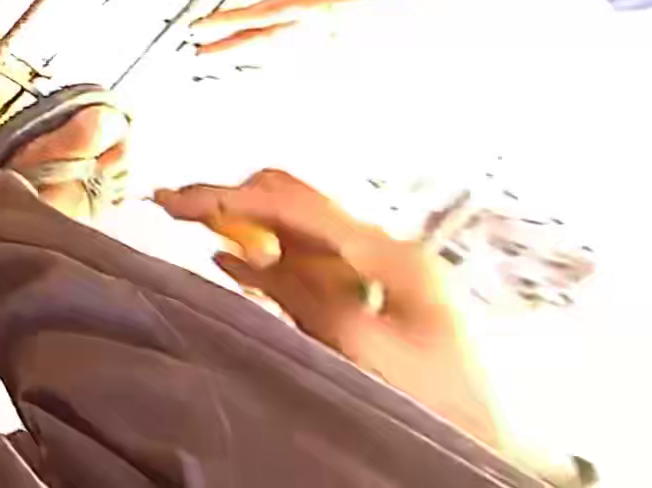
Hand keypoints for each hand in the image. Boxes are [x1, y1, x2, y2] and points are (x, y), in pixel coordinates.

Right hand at [156, 170, 501, 447]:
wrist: (482, 454)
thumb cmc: (432, 404)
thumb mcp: (366, 348)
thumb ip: (306, 292)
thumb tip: (246, 252)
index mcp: (385, 253)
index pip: (288, 205)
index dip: (225, 197)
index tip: (173, 201)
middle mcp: (372, 249)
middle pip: (285, 200)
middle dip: (225, 196)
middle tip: (170, 203)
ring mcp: (362, 270)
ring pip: (281, 222)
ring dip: (232, 218)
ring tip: (180, 217)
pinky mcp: (348, 293)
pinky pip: (287, 257)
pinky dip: (249, 251)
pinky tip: (220, 257)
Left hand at [191, 0, 488, 53]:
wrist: (478, 2)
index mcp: (321, 7)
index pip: (260, 15)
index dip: (225, 22)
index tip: (195, 28)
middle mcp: (326, 34)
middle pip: (265, 44)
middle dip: (229, 50)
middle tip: (196, 56)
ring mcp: (343, 49)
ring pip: (284, 56)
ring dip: (249, 59)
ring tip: (217, 62)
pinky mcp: (358, 54)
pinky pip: (310, 61)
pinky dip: (282, 63)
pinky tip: (266, 64)